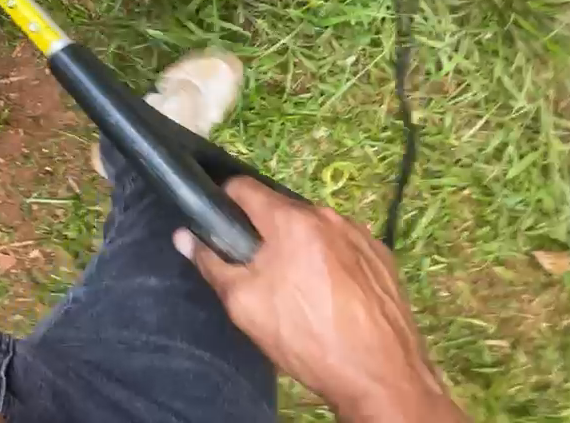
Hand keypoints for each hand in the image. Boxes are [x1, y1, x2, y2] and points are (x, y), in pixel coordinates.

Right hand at [174, 179, 465, 422]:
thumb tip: (183, 236)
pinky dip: (330, 260)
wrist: (386, 383)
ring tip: (299, 288)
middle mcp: (327, 216)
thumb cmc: (307, 338)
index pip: (242, 186)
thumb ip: (210, 263)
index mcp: (290, 220)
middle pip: (278, 209)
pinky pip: (342, 245)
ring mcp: (360, 235)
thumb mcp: (244, 303)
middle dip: (263, 231)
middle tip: (260, 270)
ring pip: (312, 228)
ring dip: (299, 245)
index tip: (221, 230)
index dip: (223, 203)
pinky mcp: (384, 258)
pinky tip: (332, 296)